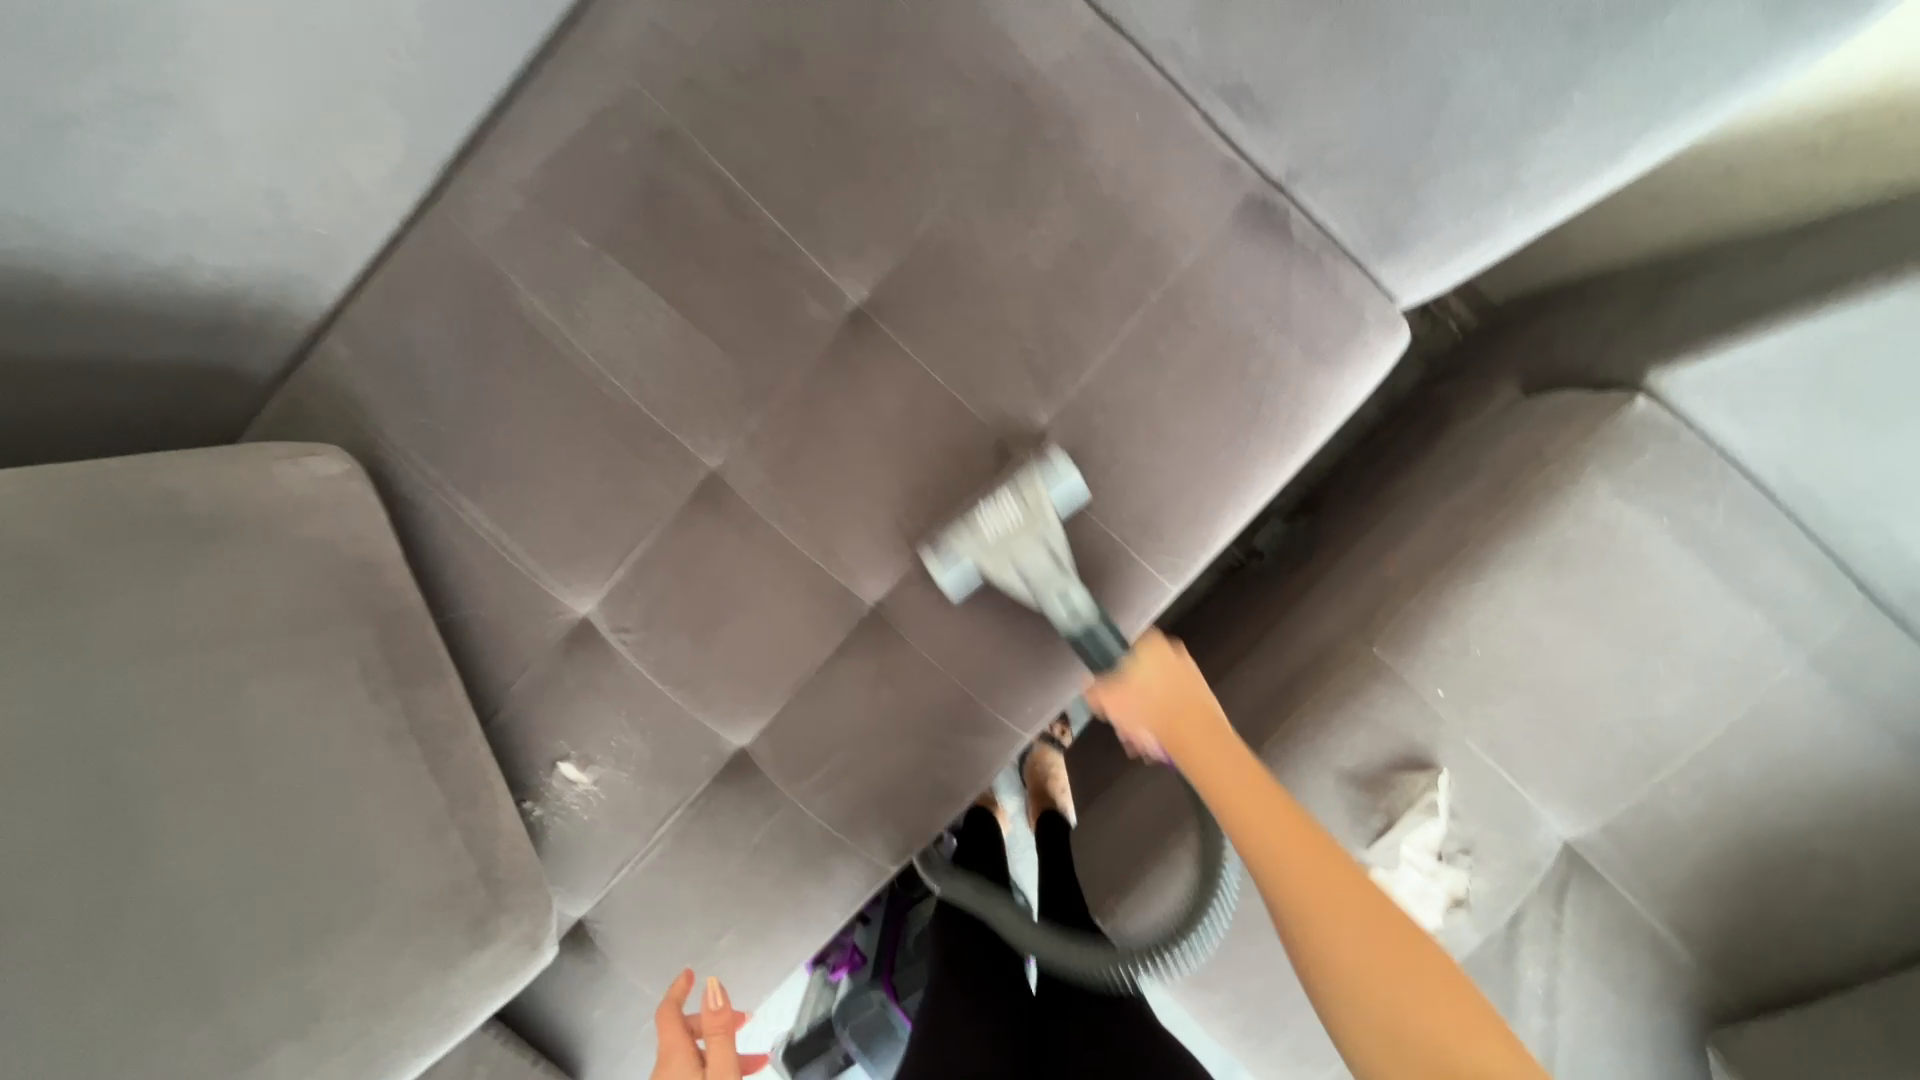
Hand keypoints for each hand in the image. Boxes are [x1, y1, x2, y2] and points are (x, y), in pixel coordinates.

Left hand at [648, 969, 768, 1078]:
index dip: (679, 988)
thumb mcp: (722, 1070)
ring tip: (756, 1058)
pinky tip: (743, 1073)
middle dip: (717, 1021)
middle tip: (745, 1022)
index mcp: (672, 1055)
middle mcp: (664, 1068)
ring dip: (723, 1047)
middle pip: (686, 1031)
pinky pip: (695, 1072)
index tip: (691, 971)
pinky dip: (716, 1065)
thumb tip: (712, 985)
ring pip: (695, 1054)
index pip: (668, 1011)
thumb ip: (718, 1029)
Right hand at [1083, 629, 1231, 764]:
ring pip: (1158, 691)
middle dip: (1130, 698)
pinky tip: (1155, 741)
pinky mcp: (1203, 695)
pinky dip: (1164, 719)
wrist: (1195, 735)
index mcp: (1149, 642)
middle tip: (1121, 721)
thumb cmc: (1146, 709)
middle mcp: (1172, 650)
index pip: (1125, 648)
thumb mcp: (1106, 699)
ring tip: (1137, 739)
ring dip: (1146, 713)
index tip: (1108, 691)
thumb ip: (1093, 689)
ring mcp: (1190, 672)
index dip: (1113, 670)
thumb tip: (1089, 685)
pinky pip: (1175, 704)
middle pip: (1142, 672)